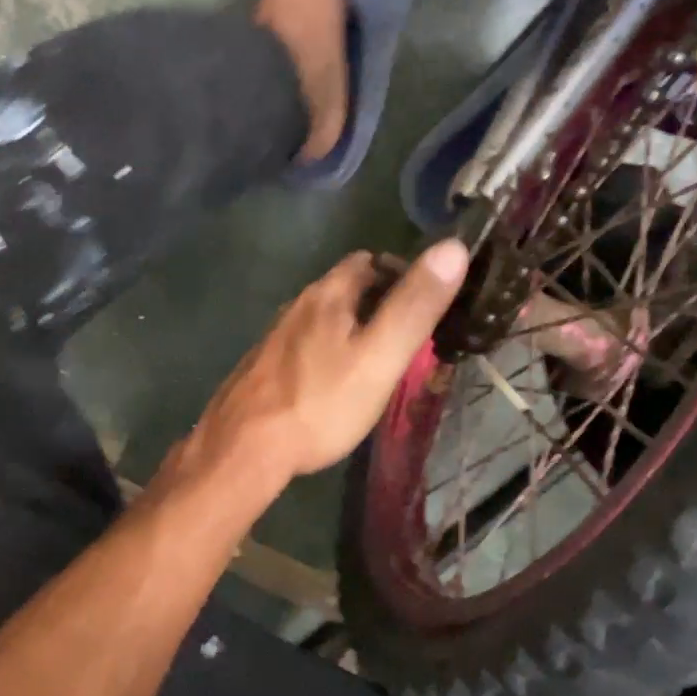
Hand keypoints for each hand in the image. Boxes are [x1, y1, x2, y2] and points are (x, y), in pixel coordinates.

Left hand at [175, 240, 470, 486]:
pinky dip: (325, 355)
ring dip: (350, 331)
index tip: (426, 304)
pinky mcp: (261, 368)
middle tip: (407, 338)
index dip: (401, 273)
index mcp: (326, 295)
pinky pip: (302, 348)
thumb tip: (453, 247)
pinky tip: (332, 386)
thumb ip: (414, 306)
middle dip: (377, 303)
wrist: (244, 448)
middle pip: (343, 290)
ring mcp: (273, 339)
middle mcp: (295, 307)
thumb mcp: (380, 357)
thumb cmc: (320, 404)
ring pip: (321, 321)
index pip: (368, 261)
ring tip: (376, 364)